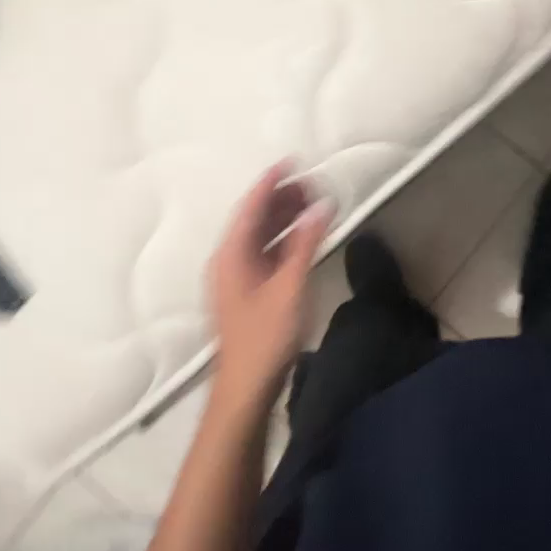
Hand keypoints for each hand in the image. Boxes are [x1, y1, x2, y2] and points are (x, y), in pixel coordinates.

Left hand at [208, 162, 334, 406]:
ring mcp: (238, 278)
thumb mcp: (290, 287)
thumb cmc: (265, 337)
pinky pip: (266, 253)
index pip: (251, 207)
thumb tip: (320, 206)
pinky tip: (306, 238)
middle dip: (281, 199)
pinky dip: (286, 240)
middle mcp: (229, 261)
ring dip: (285, 219)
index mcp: (231, 255)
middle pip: (254, 220)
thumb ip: (305, 243)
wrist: (245, 388)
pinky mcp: (249, 293)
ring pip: (261, 237)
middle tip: (312, 183)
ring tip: (313, 203)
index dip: (270, 183)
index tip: (292, 162)